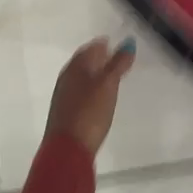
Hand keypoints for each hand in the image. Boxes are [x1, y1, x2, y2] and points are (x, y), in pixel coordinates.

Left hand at [44, 37, 135, 154]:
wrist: (67, 149)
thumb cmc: (90, 112)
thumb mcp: (108, 85)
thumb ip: (119, 63)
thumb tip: (129, 42)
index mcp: (76, 65)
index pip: (91, 47)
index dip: (104, 45)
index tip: (116, 45)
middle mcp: (66, 76)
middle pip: (84, 61)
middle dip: (99, 58)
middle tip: (116, 59)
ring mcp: (63, 95)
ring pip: (81, 77)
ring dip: (94, 74)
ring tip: (110, 79)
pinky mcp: (64, 113)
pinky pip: (79, 92)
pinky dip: (89, 89)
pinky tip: (97, 98)